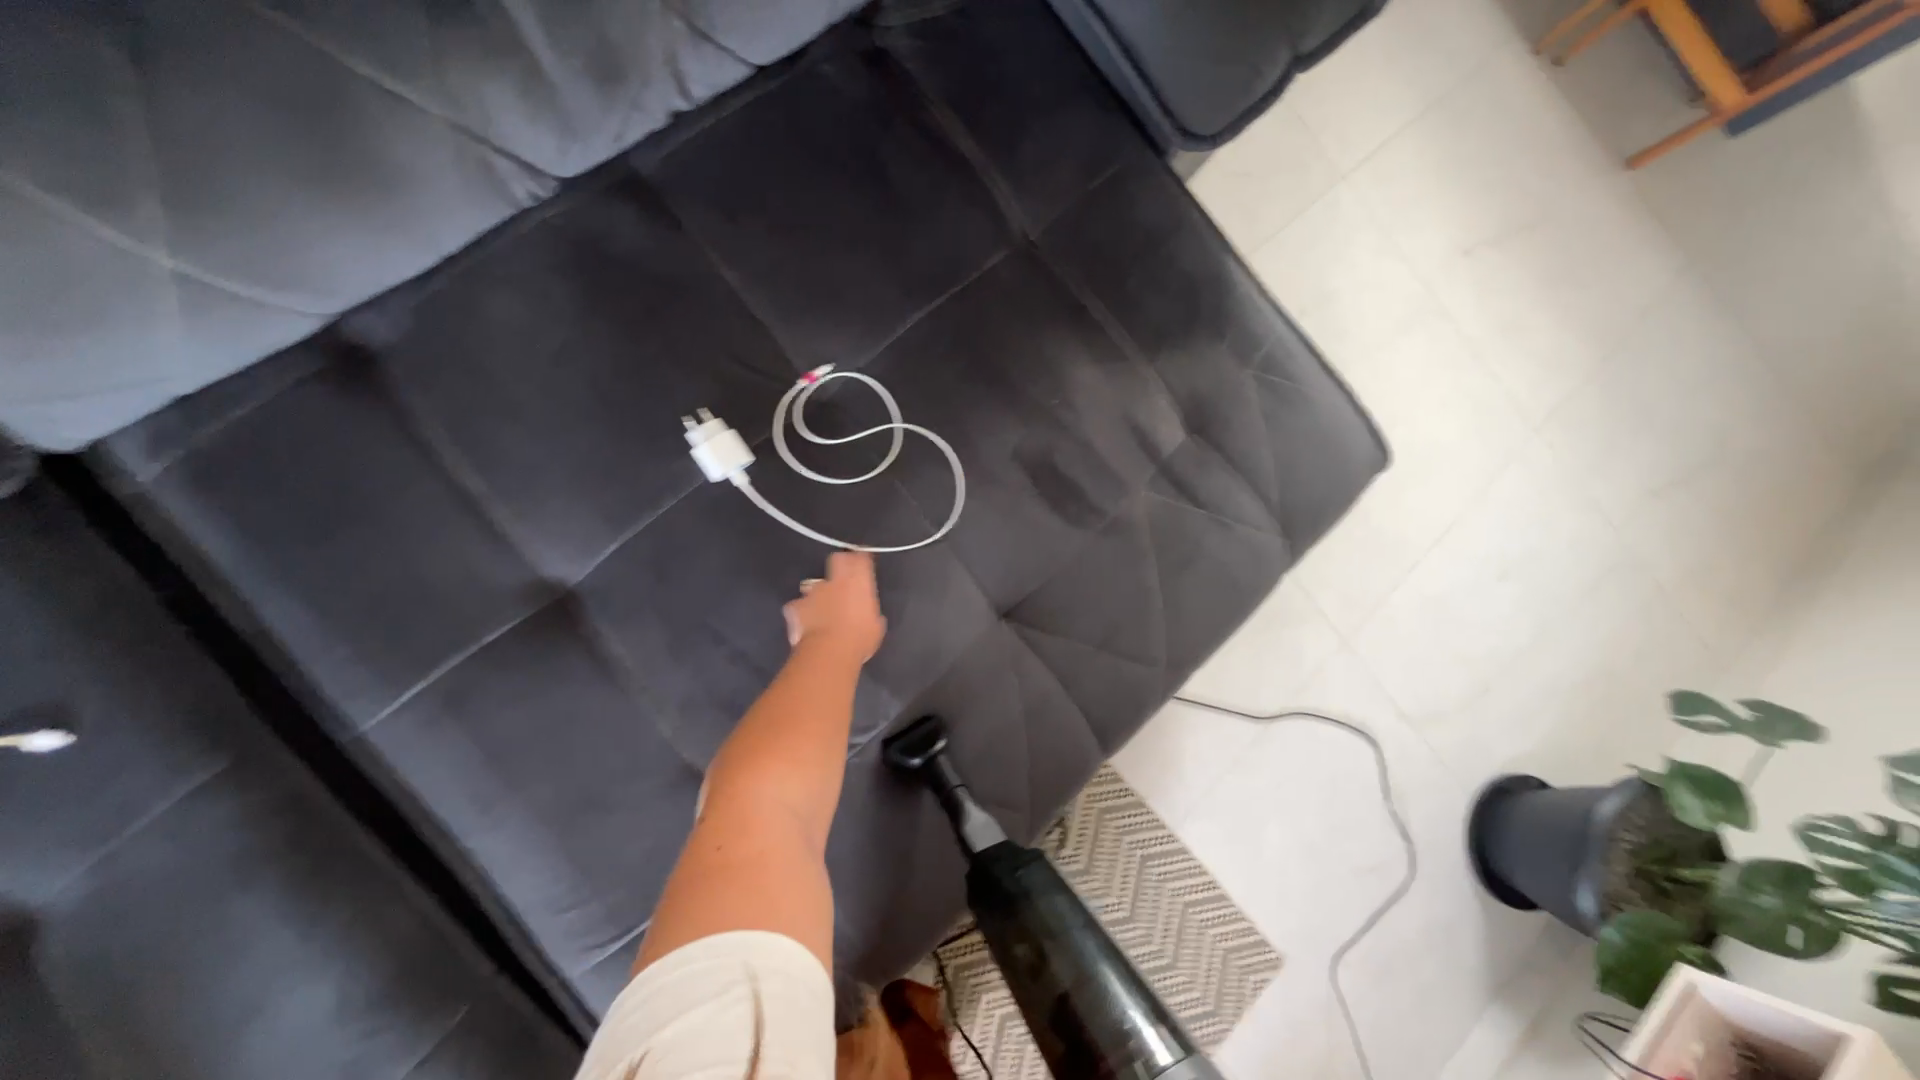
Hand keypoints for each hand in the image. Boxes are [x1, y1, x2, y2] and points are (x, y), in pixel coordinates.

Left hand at [783, 551, 885, 662]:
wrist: (829, 651)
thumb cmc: (860, 638)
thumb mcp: (875, 626)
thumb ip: (870, 612)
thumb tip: (869, 613)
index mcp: (859, 581)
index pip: (861, 559)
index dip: (861, 559)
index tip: (862, 563)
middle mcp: (836, 579)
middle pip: (837, 560)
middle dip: (840, 565)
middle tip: (843, 580)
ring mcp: (813, 591)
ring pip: (815, 585)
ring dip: (818, 593)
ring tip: (821, 608)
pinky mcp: (795, 606)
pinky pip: (798, 606)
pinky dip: (801, 612)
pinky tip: (805, 622)